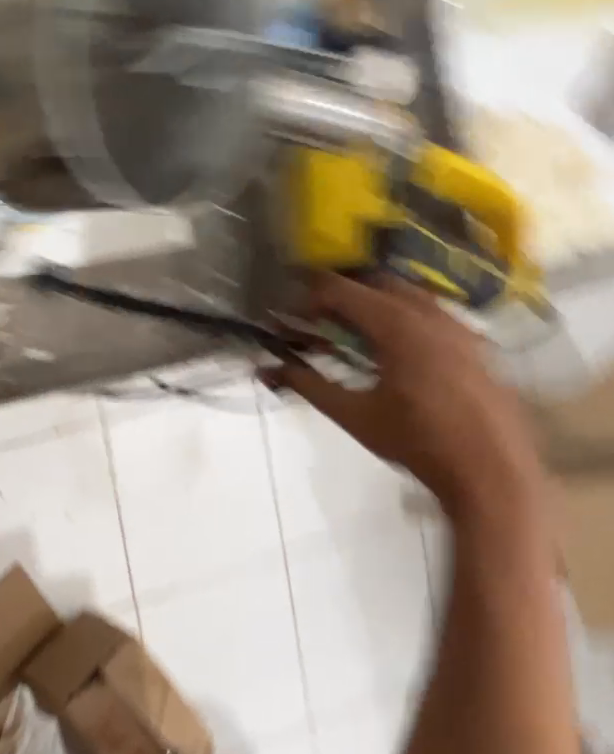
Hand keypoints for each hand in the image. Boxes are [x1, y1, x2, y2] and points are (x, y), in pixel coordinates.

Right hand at [263, 273, 546, 522]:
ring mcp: (461, 331)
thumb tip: (263, 369)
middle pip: (380, 284)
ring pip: (410, 297)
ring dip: (373, 306)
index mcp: (401, 330)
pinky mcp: (476, 348)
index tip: (286, 316)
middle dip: (342, 295)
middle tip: (314, 320)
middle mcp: (434, 320)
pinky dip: (401, 320)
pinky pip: (432, 316)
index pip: (345, 291)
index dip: (309, 297)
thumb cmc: (414, 440)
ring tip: (347, 333)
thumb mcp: (350, 413)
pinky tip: (387, 351)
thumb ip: (306, 384)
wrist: (489, 469)